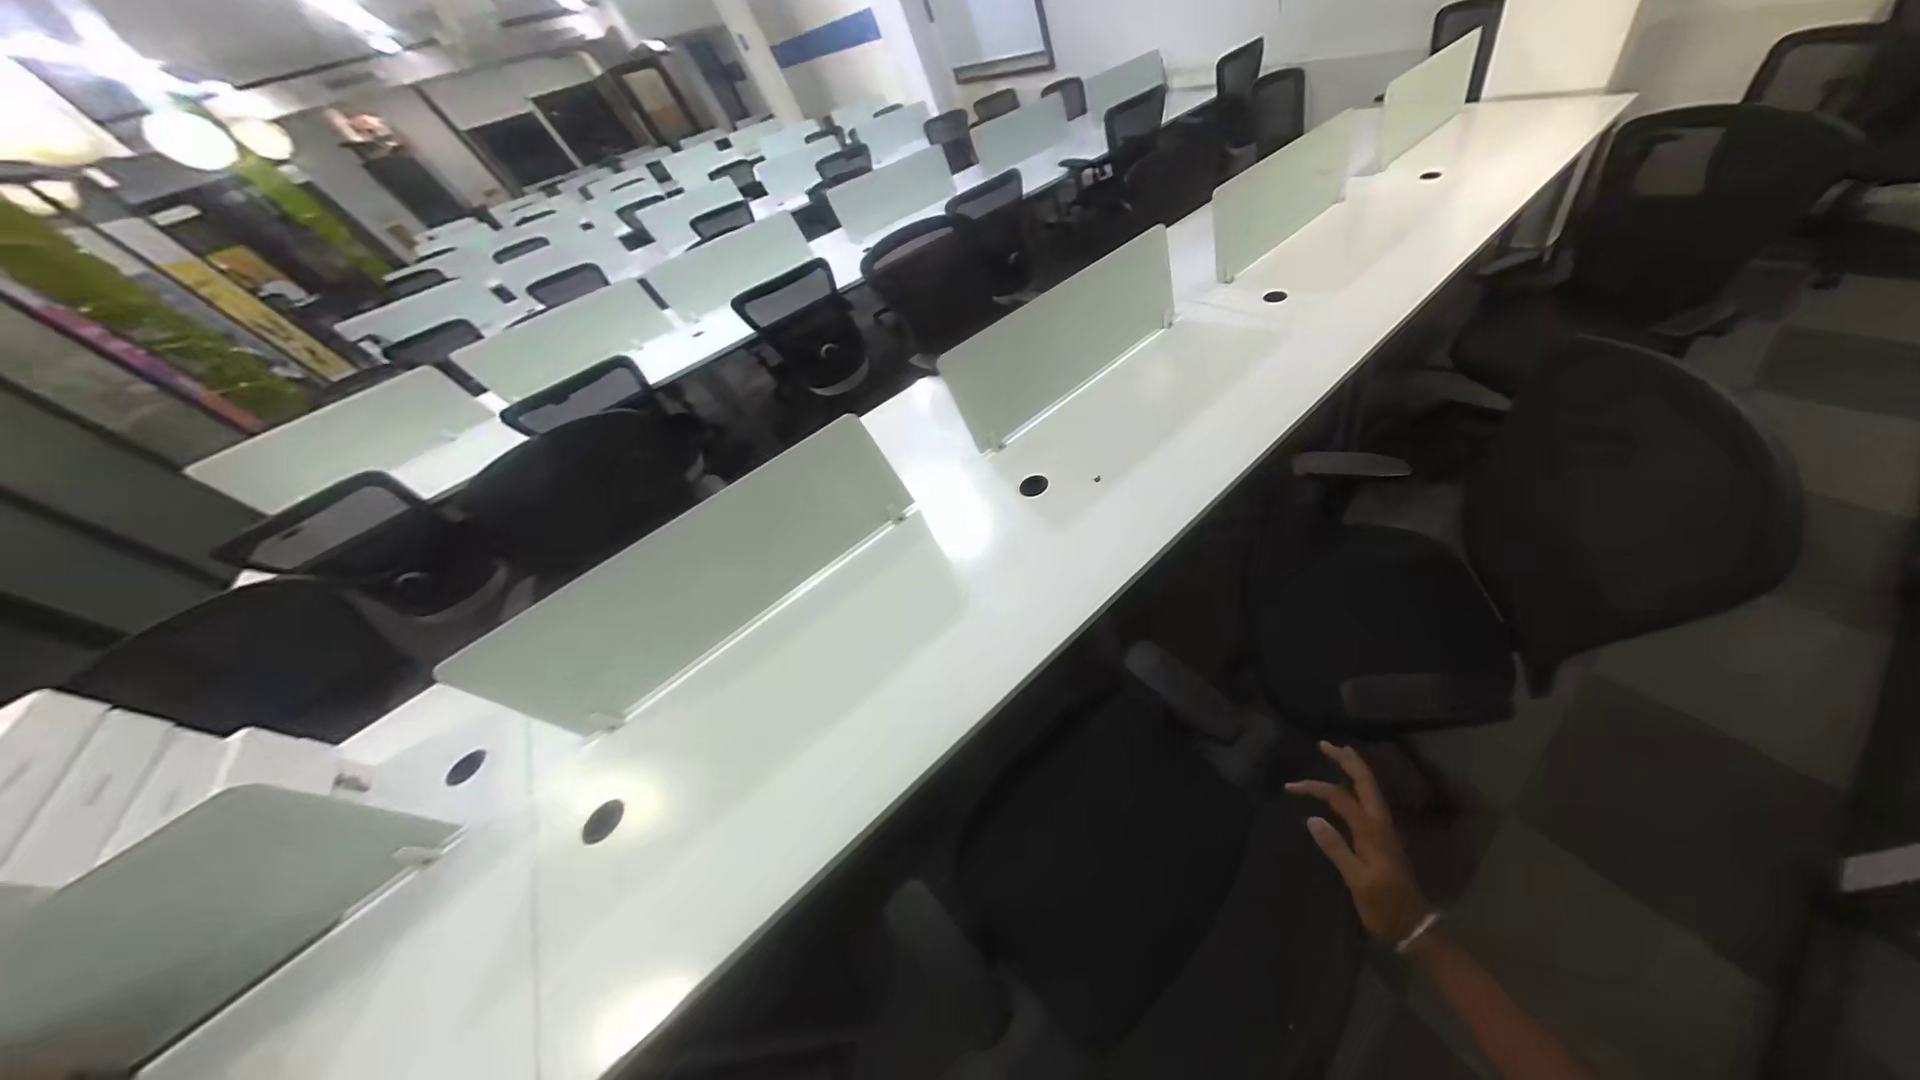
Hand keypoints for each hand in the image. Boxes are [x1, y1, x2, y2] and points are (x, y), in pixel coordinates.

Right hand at [1286, 741, 1428, 944]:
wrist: (1414, 928)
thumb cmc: (1384, 906)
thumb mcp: (1357, 881)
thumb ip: (1336, 849)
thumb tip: (1312, 818)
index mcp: (1373, 832)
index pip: (1341, 798)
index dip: (1315, 788)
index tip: (1290, 787)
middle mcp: (1381, 824)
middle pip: (1365, 784)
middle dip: (1346, 761)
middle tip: (1324, 744)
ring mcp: (1384, 831)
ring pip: (1368, 791)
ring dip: (1353, 770)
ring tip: (1336, 755)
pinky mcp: (1382, 838)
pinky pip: (1367, 802)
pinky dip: (1355, 786)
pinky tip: (1346, 788)